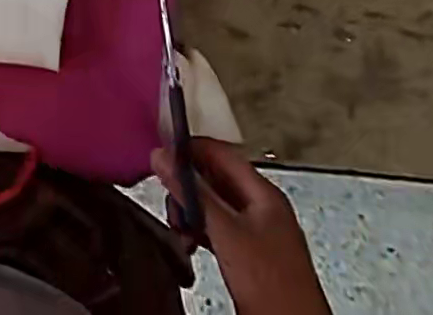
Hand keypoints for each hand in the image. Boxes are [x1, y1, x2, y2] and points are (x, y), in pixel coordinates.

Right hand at [152, 138, 329, 314]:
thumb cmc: (269, 284)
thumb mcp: (225, 232)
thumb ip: (193, 192)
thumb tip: (162, 157)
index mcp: (262, 193)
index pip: (221, 152)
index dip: (191, 149)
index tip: (163, 155)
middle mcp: (261, 207)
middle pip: (215, 178)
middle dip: (188, 186)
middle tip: (170, 201)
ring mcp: (256, 232)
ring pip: (214, 205)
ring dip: (191, 211)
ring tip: (178, 228)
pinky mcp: (249, 255)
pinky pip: (217, 228)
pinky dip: (200, 231)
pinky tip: (188, 243)